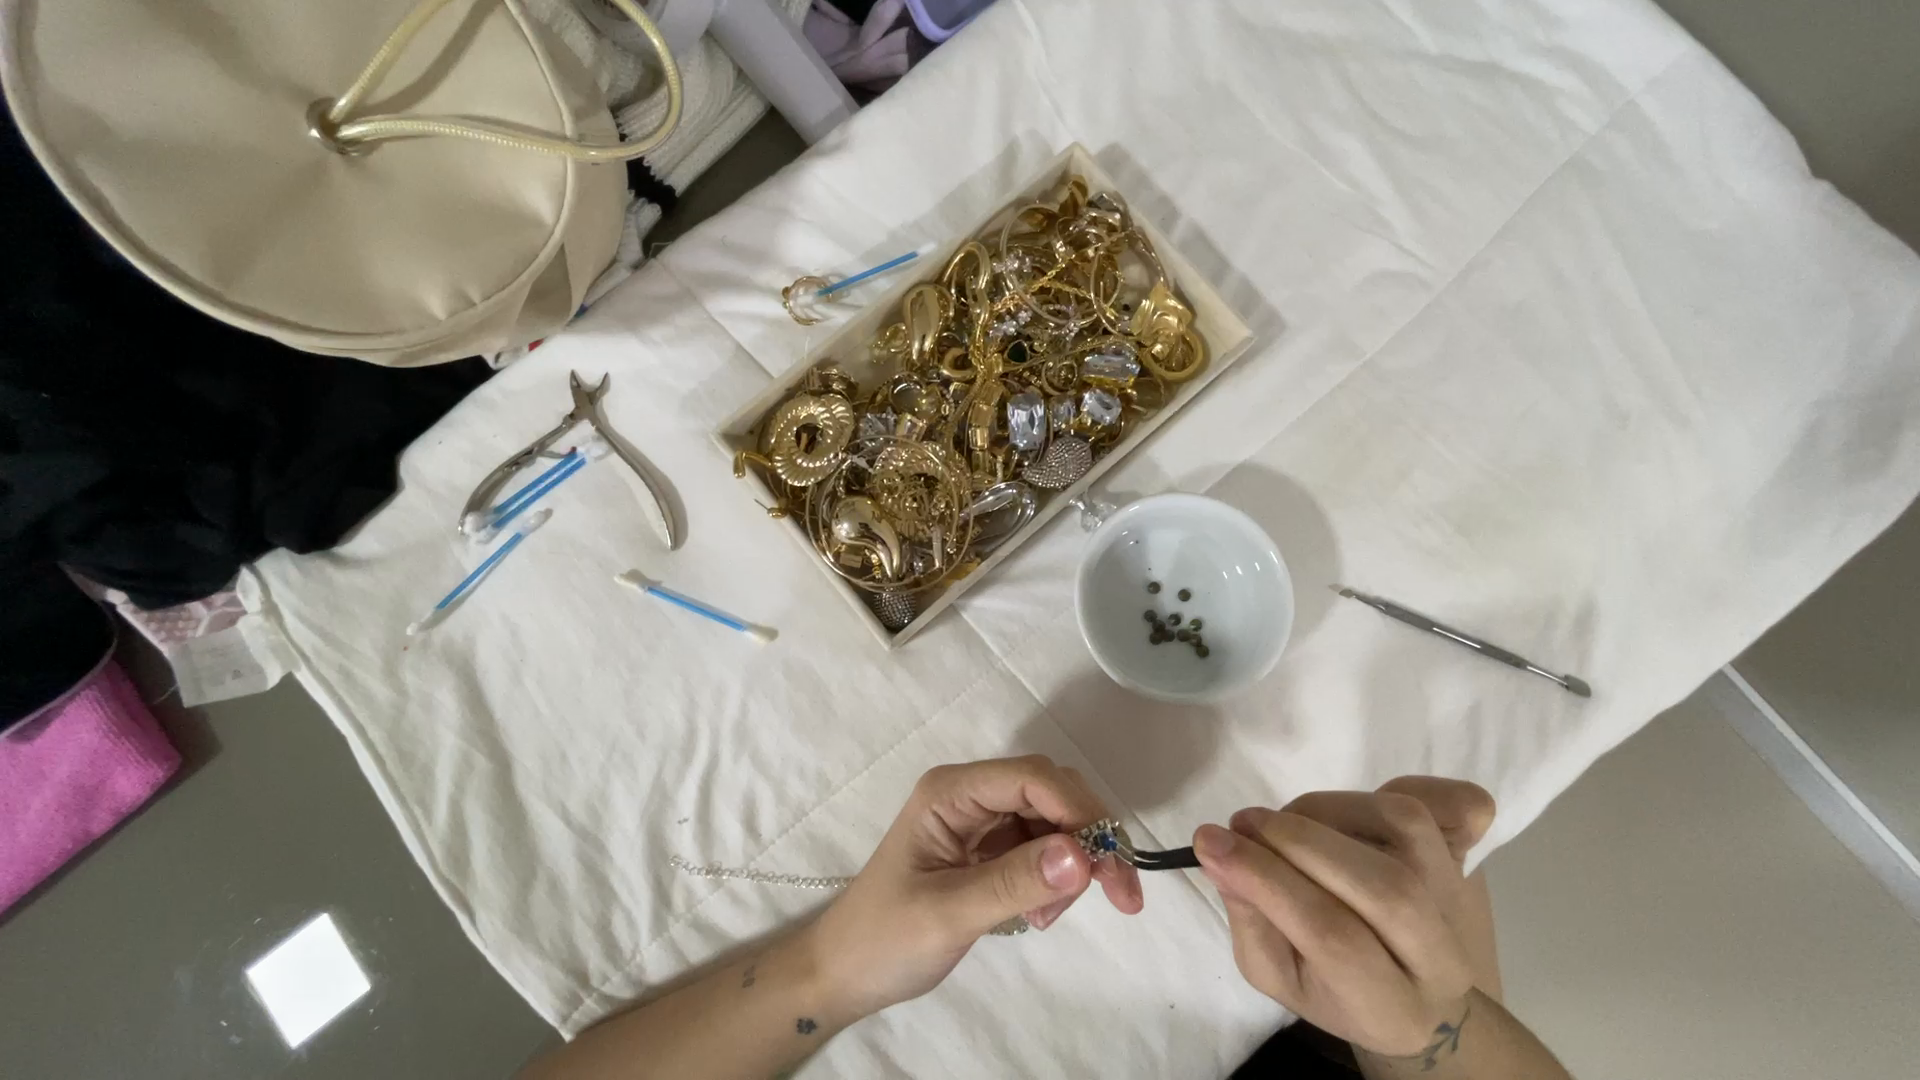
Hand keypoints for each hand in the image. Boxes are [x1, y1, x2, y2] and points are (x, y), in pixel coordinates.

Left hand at [808, 755, 1144, 1017]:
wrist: (845, 973)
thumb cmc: (884, 939)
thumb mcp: (949, 914)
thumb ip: (1015, 881)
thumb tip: (1084, 854)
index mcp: (951, 792)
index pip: (1031, 777)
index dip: (1078, 811)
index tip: (1111, 864)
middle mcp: (969, 794)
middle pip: (1049, 792)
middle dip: (1086, 836)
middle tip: (1116, 892)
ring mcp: (979, 820)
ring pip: (1051, 820)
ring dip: (1071, 863)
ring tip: (1048, 917)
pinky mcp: (987, 848)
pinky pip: (1039, 848)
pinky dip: (1053, 878)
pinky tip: (1039, 914)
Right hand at [1194, 778, 1495, 1058]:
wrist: (1435, 1006)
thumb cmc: (1343, 990)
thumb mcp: (1279, 977)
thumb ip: (1249, 921)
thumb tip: (1222, 854)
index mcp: (1389, 1005)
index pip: (1333, 936)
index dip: (1265, 879)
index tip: (1209, 842)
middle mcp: (1441, 955)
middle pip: (1383, 885)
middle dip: (1295, 840)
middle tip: (1242, 825)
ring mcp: (1462, 897)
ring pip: (1404, 827)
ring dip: (1326, 810)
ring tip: (1289, 822)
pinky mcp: (1473, 855)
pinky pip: (1454, 802)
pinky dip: (1404, 786)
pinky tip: (1358, 807)